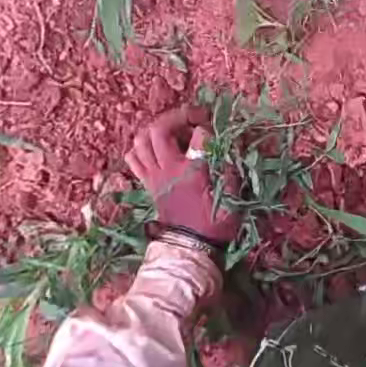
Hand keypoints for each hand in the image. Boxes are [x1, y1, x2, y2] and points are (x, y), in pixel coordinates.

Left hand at [125, 105, 241, 243]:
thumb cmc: (215, 223)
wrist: (190, 249)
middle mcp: (167, 170)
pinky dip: (142, 148)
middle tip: (192, 119)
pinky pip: (135, 157)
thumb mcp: (231, 197)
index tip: (215, 131)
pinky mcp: (148, 184)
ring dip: (156, 130)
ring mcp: (153, 176)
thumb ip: (229, 169)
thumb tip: (228, 148)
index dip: (208, 128)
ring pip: (141, 140)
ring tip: (174, 131)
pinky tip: (158, 150)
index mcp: (191, 172)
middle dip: (176, 117)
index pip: (198, 135)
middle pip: (158, 129)